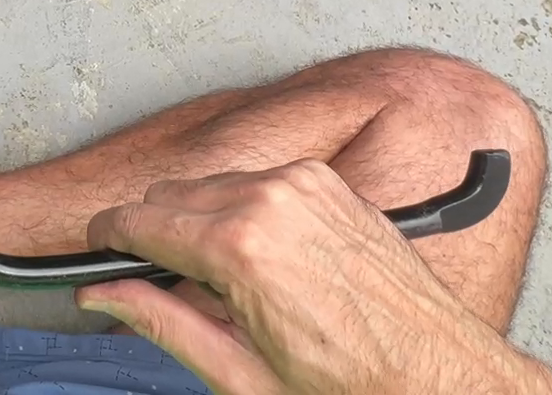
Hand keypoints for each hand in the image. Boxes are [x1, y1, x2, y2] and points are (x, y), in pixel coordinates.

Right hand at [76, 161, 551, 394]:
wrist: (451, 383)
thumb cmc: (352, 391)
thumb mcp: (242, 377)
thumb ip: (159, 321)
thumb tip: (100, 293)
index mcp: (236, 248)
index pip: (135, 219)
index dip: (108, 236)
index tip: (101, 248)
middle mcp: (262, 198)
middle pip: (165, 195)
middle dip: (155, 233)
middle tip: (179, 282)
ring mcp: (295, 180)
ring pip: (204, 185)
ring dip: (198, 219)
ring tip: (231, 275)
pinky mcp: (319, 177)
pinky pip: (249, 179)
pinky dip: (240, 207)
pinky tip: (266, 252)